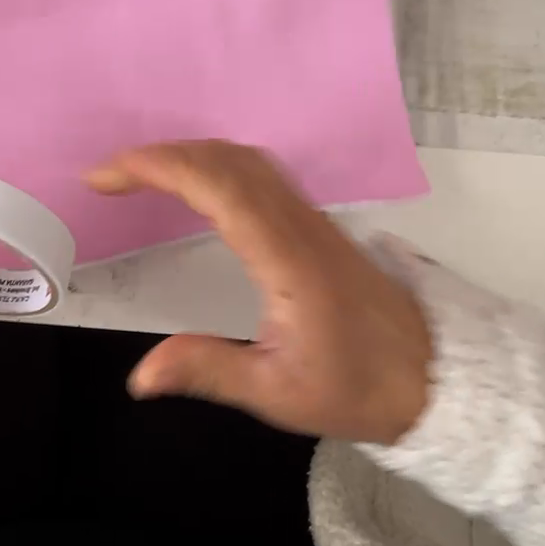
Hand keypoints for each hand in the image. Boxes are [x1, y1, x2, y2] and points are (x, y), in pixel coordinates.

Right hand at [86, 141, 432, 444]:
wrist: (438, 375)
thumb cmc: (356, 385)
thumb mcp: (279, 393)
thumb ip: (208, 370)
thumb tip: (140, 375)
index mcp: (284, 257)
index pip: (216, 187)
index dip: (158, 168)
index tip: (107, 176)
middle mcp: (294, 222)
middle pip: (223, 160)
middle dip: (158, 155)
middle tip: (108, 175)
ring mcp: (306, 214)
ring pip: (240, 157)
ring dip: (184, 152)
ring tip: (138, 172)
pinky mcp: (310, 218)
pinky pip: (254, 168)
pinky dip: (209, 159)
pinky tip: (191, 176)